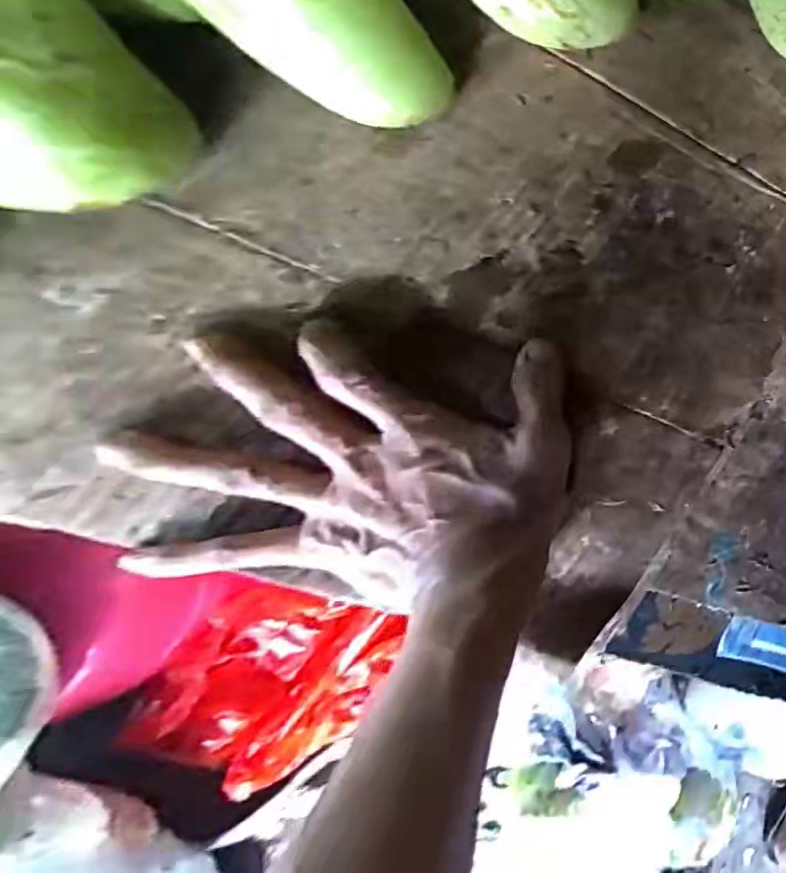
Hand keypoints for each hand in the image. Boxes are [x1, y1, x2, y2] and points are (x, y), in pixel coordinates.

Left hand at [96, 320, 569, 612]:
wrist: (480, 583)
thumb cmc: (516, 509)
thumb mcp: (544, 445)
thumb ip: (538, 393)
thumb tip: (540, 344)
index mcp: (413, 432)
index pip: (361, 380)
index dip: (334, 351)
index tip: (314, 329)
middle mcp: (358, 459)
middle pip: (291, 412)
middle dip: (246, 374)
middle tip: (200, 341)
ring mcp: (331, 504)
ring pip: (250, 475)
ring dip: (182, 458)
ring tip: (114, 445)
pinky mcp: (322, 545)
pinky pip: (252, 548)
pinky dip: (194, 555)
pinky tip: (137, 561)